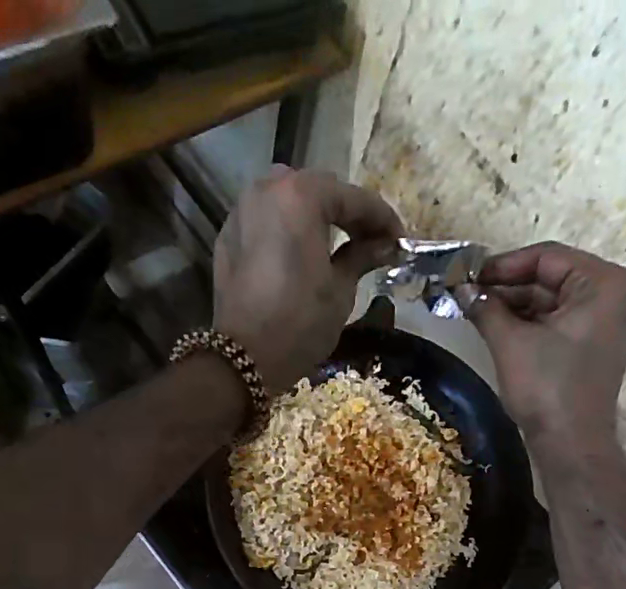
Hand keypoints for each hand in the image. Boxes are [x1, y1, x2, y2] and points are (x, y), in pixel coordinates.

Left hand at [213, 166, 402, 392]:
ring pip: (286, 202)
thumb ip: (362, 256)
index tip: (399, 240)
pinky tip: (300, 253)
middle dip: (345, 214)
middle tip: (369, 241)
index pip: (352, 199)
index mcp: (299, 195)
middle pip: (317, 192)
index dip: (381, 219)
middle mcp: (265, 192)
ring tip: (335, 245)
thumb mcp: (340, 289)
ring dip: (312, 217)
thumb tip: (384, 245)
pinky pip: (263, 223)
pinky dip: (284, 231)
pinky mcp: (225, 240)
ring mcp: (239, 214)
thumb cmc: (299, 322)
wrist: (242, 359)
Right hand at [463, 241, 625, 450]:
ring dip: (512, 303)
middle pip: (550, 276)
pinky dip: (526, 320)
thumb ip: (486, 307)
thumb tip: (462, 289)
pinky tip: (493, 324)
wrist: (570, 440)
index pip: (547, 257)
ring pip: (550, 298)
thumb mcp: (510, 341)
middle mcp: (613, 293)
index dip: (502, 265)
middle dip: (506, 285)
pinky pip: (556, 318)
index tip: (466, 274)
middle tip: (465, 293)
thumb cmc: (547, 386)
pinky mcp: (592, 341)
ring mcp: (605, 319)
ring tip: (473, 309)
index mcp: (604, 283)